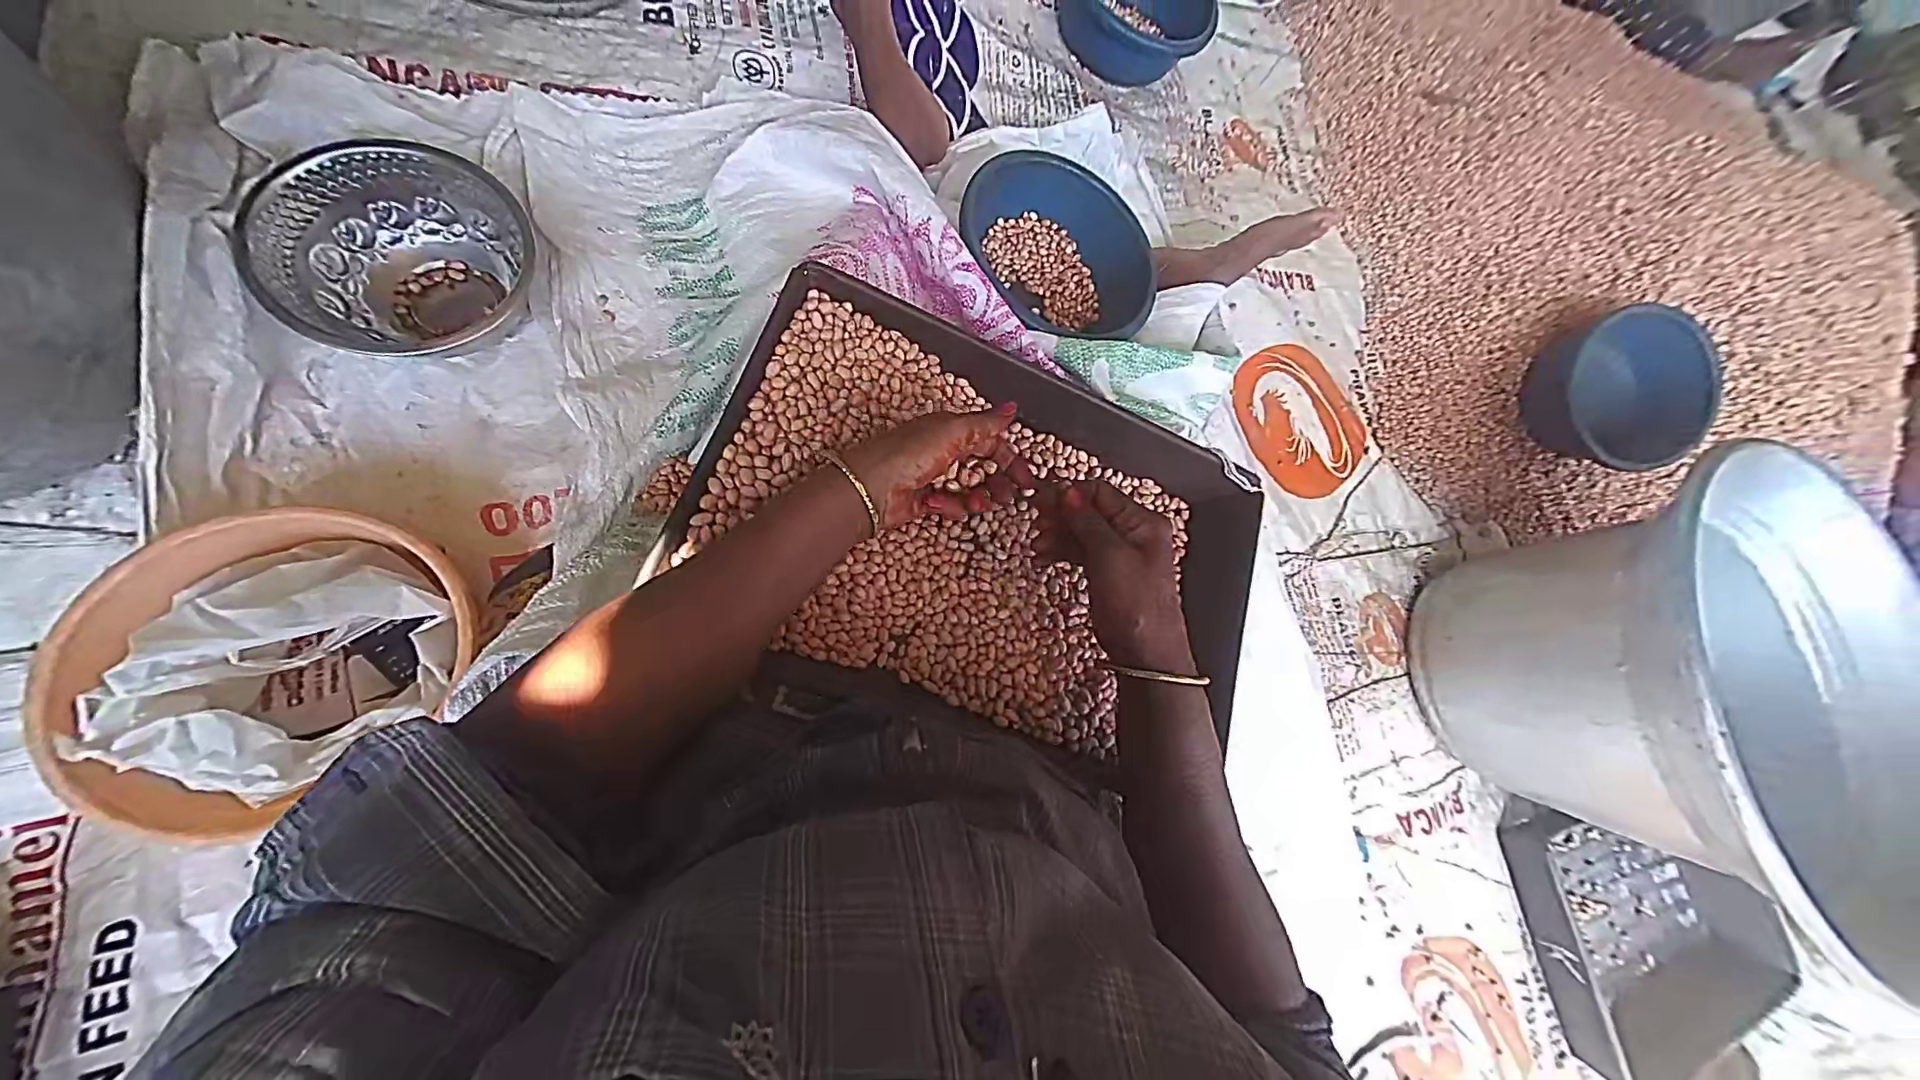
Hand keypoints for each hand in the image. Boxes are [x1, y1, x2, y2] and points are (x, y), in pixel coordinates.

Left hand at [839, 404, 1037, 528]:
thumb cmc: (909, 453)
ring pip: (969, 489)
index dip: (1010, 460)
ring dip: (976, 498)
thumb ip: (986, 423)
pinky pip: (950, 505)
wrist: (871, 487)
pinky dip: (949, 507)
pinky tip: (938, 504)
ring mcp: (934, 476)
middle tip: (1007, 497)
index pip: (990, 442)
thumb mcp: (954, 431)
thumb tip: (1012, 408)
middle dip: (997, 483)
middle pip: (982, 468)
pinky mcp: (925, 499)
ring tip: (976, 504)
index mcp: (951, 429)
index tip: (1026, 479)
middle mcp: (943, 450)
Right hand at [1031, 479, 1194, 671]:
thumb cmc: (1134, 606)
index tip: (1038, 500)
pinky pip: (1083, 552)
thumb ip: (1086, 521)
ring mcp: (1122, 554)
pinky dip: (1063, 552)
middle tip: (1034, 525)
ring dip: (1057, 535)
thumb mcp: (1108, 556)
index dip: (1068, 494)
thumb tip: (1067, 491)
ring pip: (1083, 532)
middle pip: (1090, 510)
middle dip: (1059, 516)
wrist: (1146, 656)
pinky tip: (1045, 558)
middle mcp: (1135, 532)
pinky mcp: (1110, 573)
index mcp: (1143, 521)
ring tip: (1036, 547)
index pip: (1100, 491)